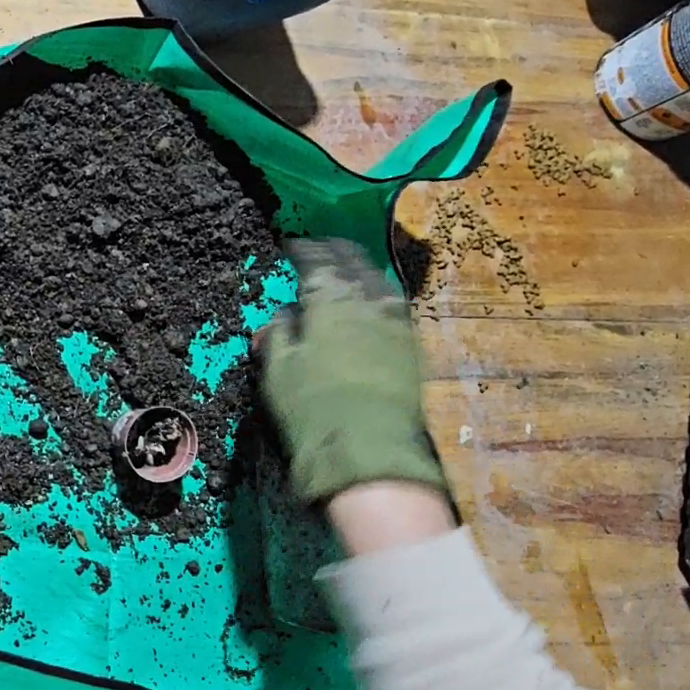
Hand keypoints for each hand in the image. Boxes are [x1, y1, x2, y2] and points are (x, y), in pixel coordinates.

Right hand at [259, 238, 445, 502]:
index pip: (316, 261)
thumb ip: (278, 333)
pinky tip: (373, 298)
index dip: (302, 249)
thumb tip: (283, 313)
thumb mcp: (277, 369)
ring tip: (348, 266)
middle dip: (334, 250)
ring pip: (379, 280)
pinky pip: (394, 303)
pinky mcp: (412, 343)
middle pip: (353, 263)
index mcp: (328, 301)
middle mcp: (367, 301)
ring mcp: (395, 321)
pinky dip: (379, 292)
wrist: (366, 445)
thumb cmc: (310, 405)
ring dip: (361, 268)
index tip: (290, 244)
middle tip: (319, 246)